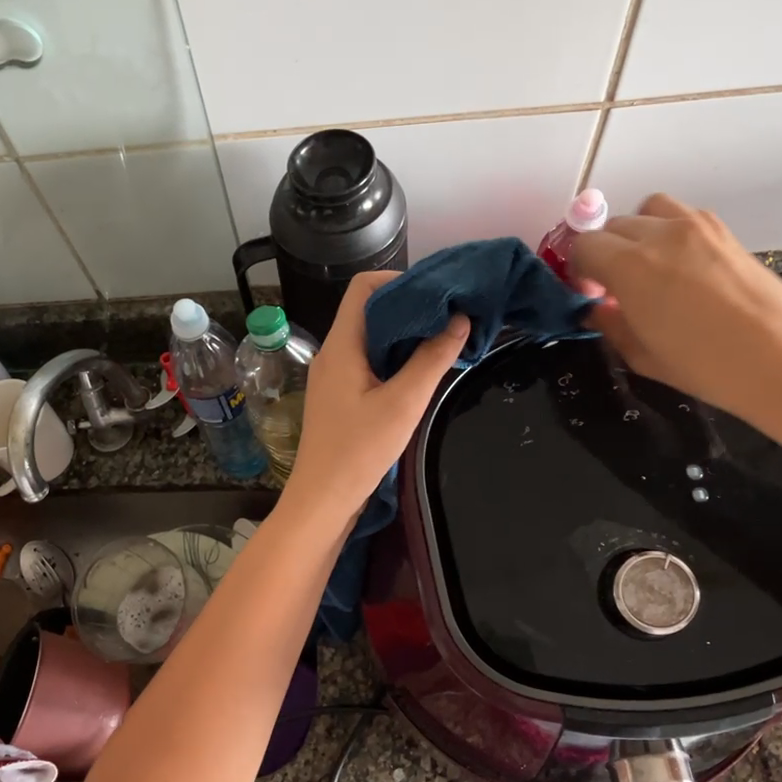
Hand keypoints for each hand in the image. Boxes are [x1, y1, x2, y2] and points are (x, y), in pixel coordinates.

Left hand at [285, 271, 469, 520]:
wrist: (322, 501)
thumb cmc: (358, 451)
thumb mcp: (403, 404)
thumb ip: (432, 360)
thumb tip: (460, 320)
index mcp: (341, 346)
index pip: (364, 287)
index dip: (401, 280)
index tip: (439, 295)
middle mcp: (334, 354)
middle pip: (371, 311)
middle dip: (412, 308)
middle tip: (452, 317)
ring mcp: (335, 377)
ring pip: (372, 340)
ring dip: (407, 337)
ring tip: (445, 342)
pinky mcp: (341, 398)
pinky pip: (370, 364)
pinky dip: (396, 360)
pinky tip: (423, 373)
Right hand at [569, 193, 781, 425]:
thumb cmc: (703, 367)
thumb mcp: (640, 355)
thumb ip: (608, 324)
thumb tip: (594, 308)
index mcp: (630, 266)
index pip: (584, 246)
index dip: (579, 271)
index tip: (589, 295)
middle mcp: (660, 233)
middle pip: (613, 226)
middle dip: (604, 254)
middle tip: (613, 289)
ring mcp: (696, 226)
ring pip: (647, 211)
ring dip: (636, 234)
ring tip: (646, 270)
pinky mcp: (723, 230)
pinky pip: (680, 217)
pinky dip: (667, 233)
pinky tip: (679, 269)